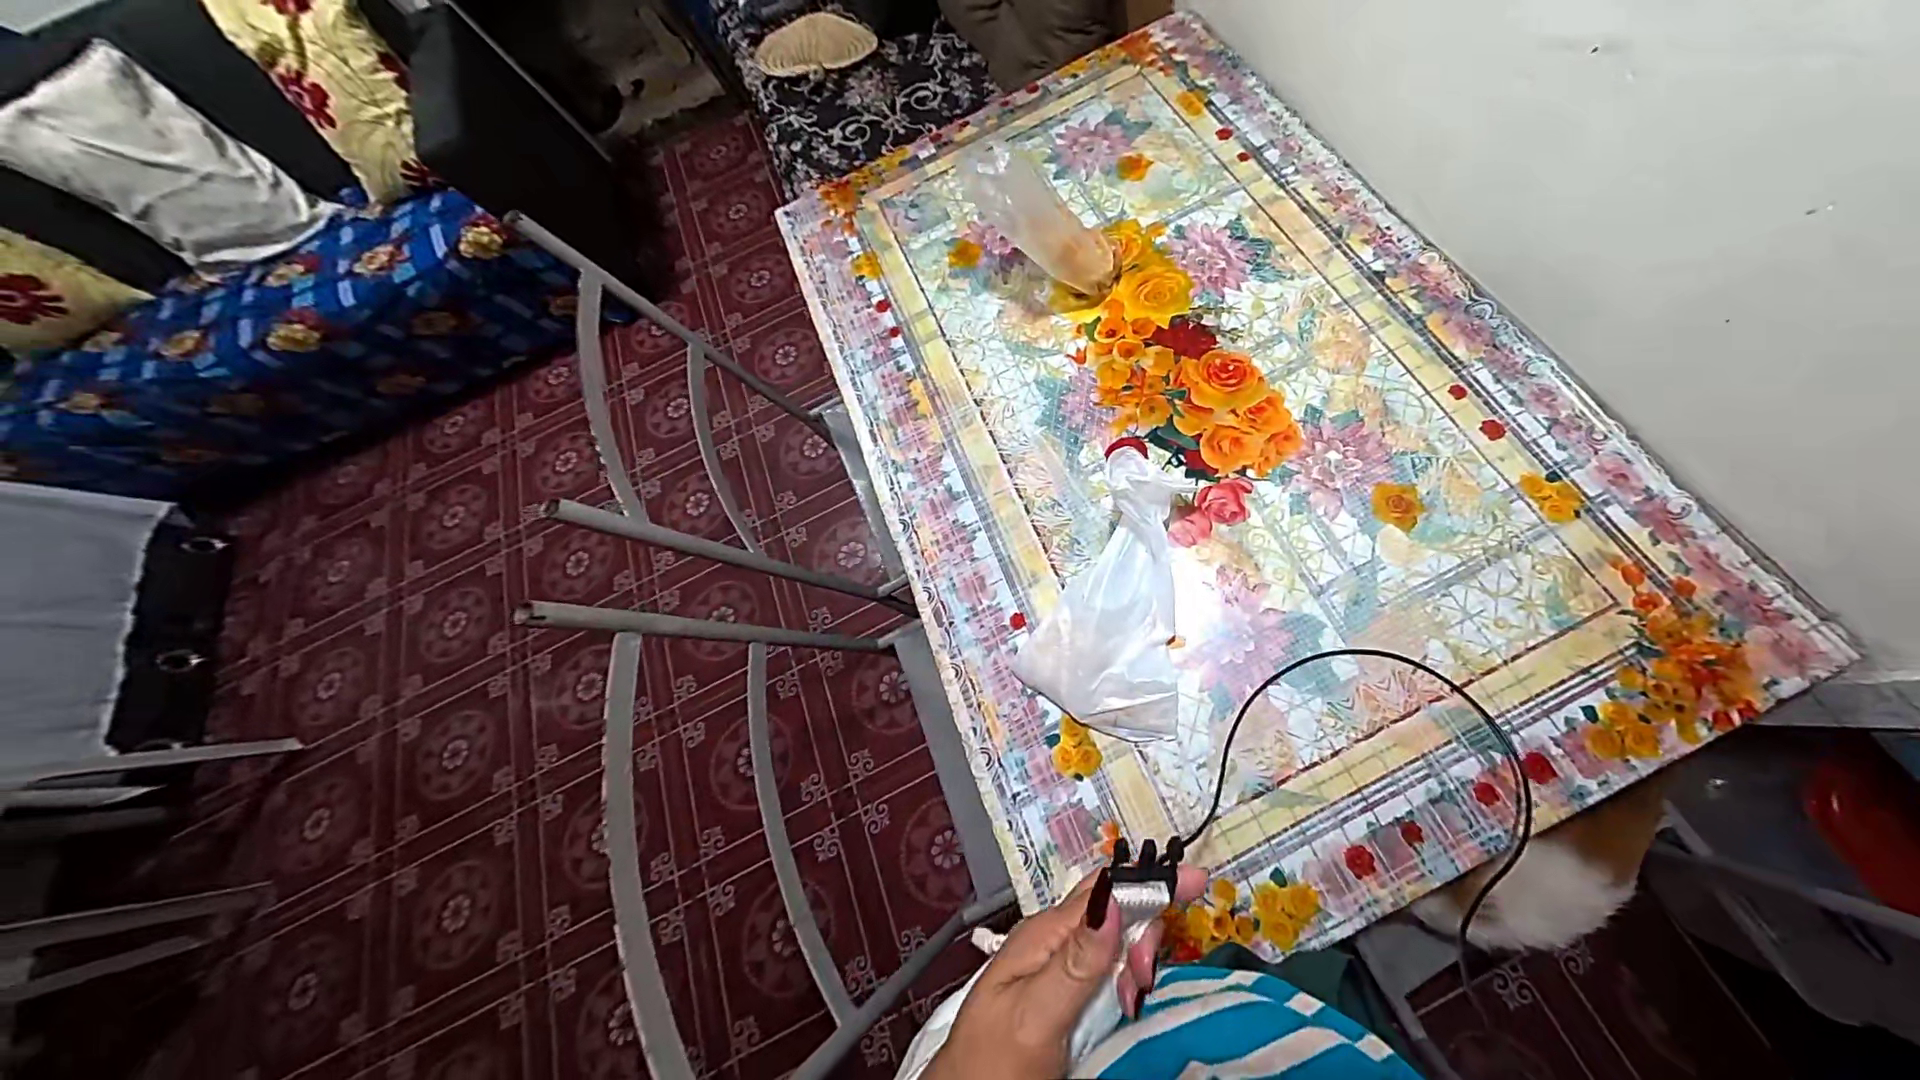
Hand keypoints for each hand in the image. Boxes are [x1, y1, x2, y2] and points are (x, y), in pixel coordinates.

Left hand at [924, 863, 1205, 1079]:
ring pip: (1116, 944)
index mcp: (1044, 933)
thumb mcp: (1036, 1011)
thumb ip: (1075, 960)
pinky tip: (1126, 1005)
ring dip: (1136, 963)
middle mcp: (1053, 942)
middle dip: (1143, 933)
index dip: (1148, 881)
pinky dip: (1126, 984)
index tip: (1196, 882)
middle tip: (1143, 982)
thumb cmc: (994, 1061)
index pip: (1103, 889)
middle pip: (1114, 913)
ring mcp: (1059, 970)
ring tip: (1132, 1001)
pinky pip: (1107, 976)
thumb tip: (1111, 901)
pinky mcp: (1066, 998)